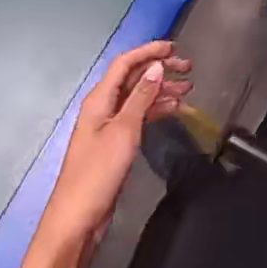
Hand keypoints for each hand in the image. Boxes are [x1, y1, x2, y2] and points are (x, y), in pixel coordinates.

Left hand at [46, 41, 192, 236]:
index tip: (175, 48)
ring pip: (139, 96)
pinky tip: (175, 109)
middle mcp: (104, 107)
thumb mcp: (124, 131)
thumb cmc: (98, 172)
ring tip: (188, 89)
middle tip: (188, 68)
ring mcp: (110, 125)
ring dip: (162, 89)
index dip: (149, 51)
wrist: (78, 219)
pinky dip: (157, 108)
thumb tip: (156, 67)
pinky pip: (140, 114)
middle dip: (160, 69)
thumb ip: (141, 97)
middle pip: (133, 78)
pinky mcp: (117, 142)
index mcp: (99, 99)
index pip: (125, 64)